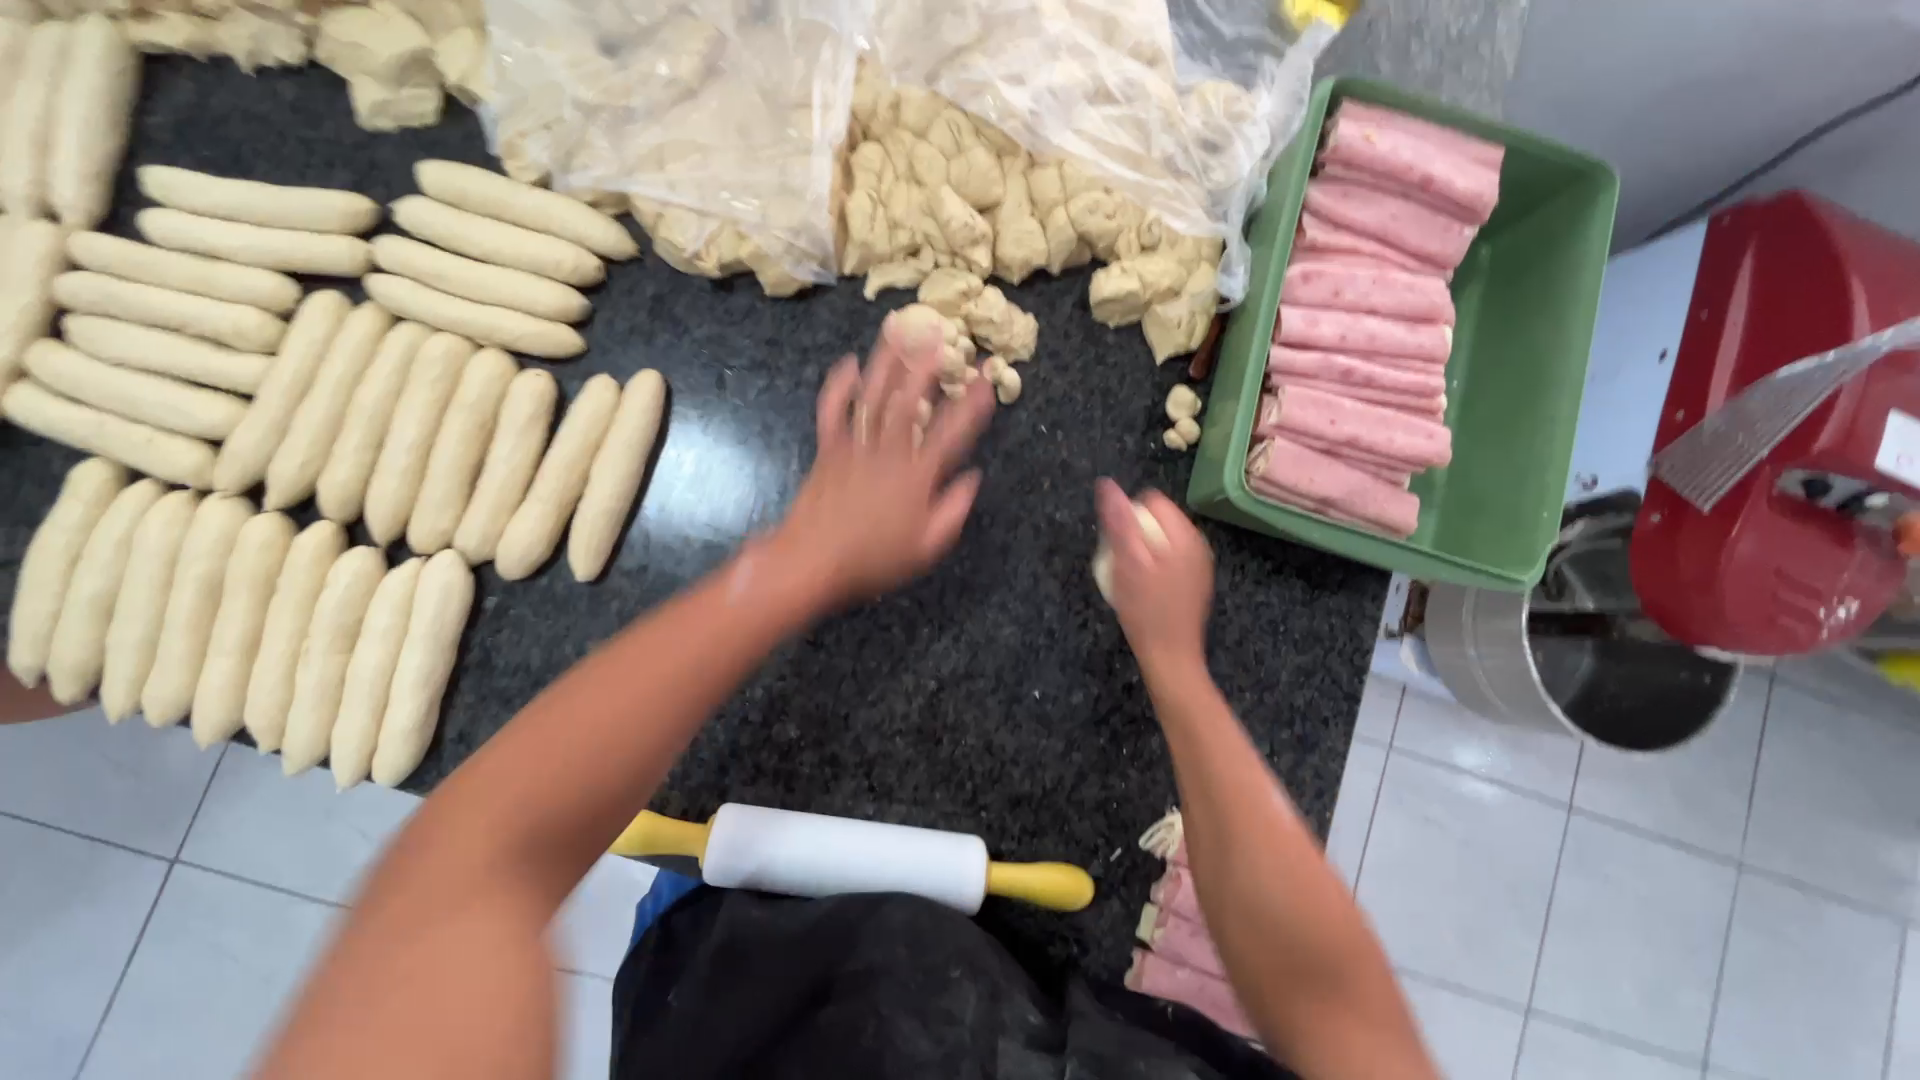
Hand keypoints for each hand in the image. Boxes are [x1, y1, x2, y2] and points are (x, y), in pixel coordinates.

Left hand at [769, 318, 995, 608]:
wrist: (812, 561)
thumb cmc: (874, 560)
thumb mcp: (927, 547)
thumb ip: (953, 510)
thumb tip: (972, 478)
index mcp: (918, 476)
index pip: (953, 432)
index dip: (973, 404)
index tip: (987, 379)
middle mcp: (888, 452)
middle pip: (910, 400)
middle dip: (927, 366)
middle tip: (939, 336)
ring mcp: (855, 446)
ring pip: (874, 396)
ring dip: (888, 362)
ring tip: (899, 330)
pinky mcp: (828, 449)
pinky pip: (833, 410)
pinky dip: (839, 385)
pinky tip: (849, 364)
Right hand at [1095, 479, 1213, 669]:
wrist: (1170, 657)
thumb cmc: (1145, 611)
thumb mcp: (1126, 562)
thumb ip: (1118, 521)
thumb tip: (1106, 484)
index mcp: (1185, 535)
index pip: (1151, 501)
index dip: (1127, 516)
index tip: (1115, 543)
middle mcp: (1198, 545)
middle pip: (1157, 521)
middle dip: (1134, 534)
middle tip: (1120, 563)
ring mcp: (1198, 566)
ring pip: (1161, 541)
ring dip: (1141, 552)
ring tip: (1129, 578)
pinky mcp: (1194, 585)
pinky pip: (1168, 562)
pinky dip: (1151, 568)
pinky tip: (1142, 590)